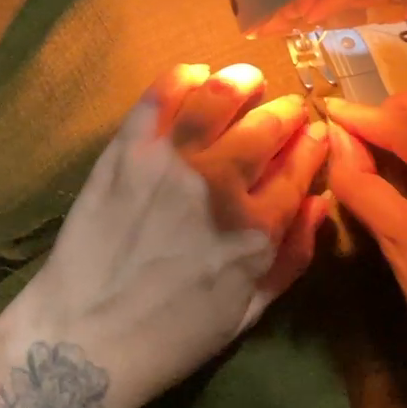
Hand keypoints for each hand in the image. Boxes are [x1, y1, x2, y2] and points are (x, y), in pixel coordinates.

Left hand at [0, 64, 330, 407]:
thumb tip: (320, 203)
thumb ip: (292, 257)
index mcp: (257, 229)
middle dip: (284, 111)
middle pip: (265, 126)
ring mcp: (170, 161)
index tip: (313, 133)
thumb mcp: (249, 312)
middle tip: (282, 107)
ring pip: (217, 99)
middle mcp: (220, 184)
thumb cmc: (172, 334)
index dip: (311, 145)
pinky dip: (181, 77)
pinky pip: (158, 97)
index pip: (299, 167)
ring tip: (245, 78)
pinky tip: (193, 73)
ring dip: (239, 82)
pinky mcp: (126, 149)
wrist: (86, 334)